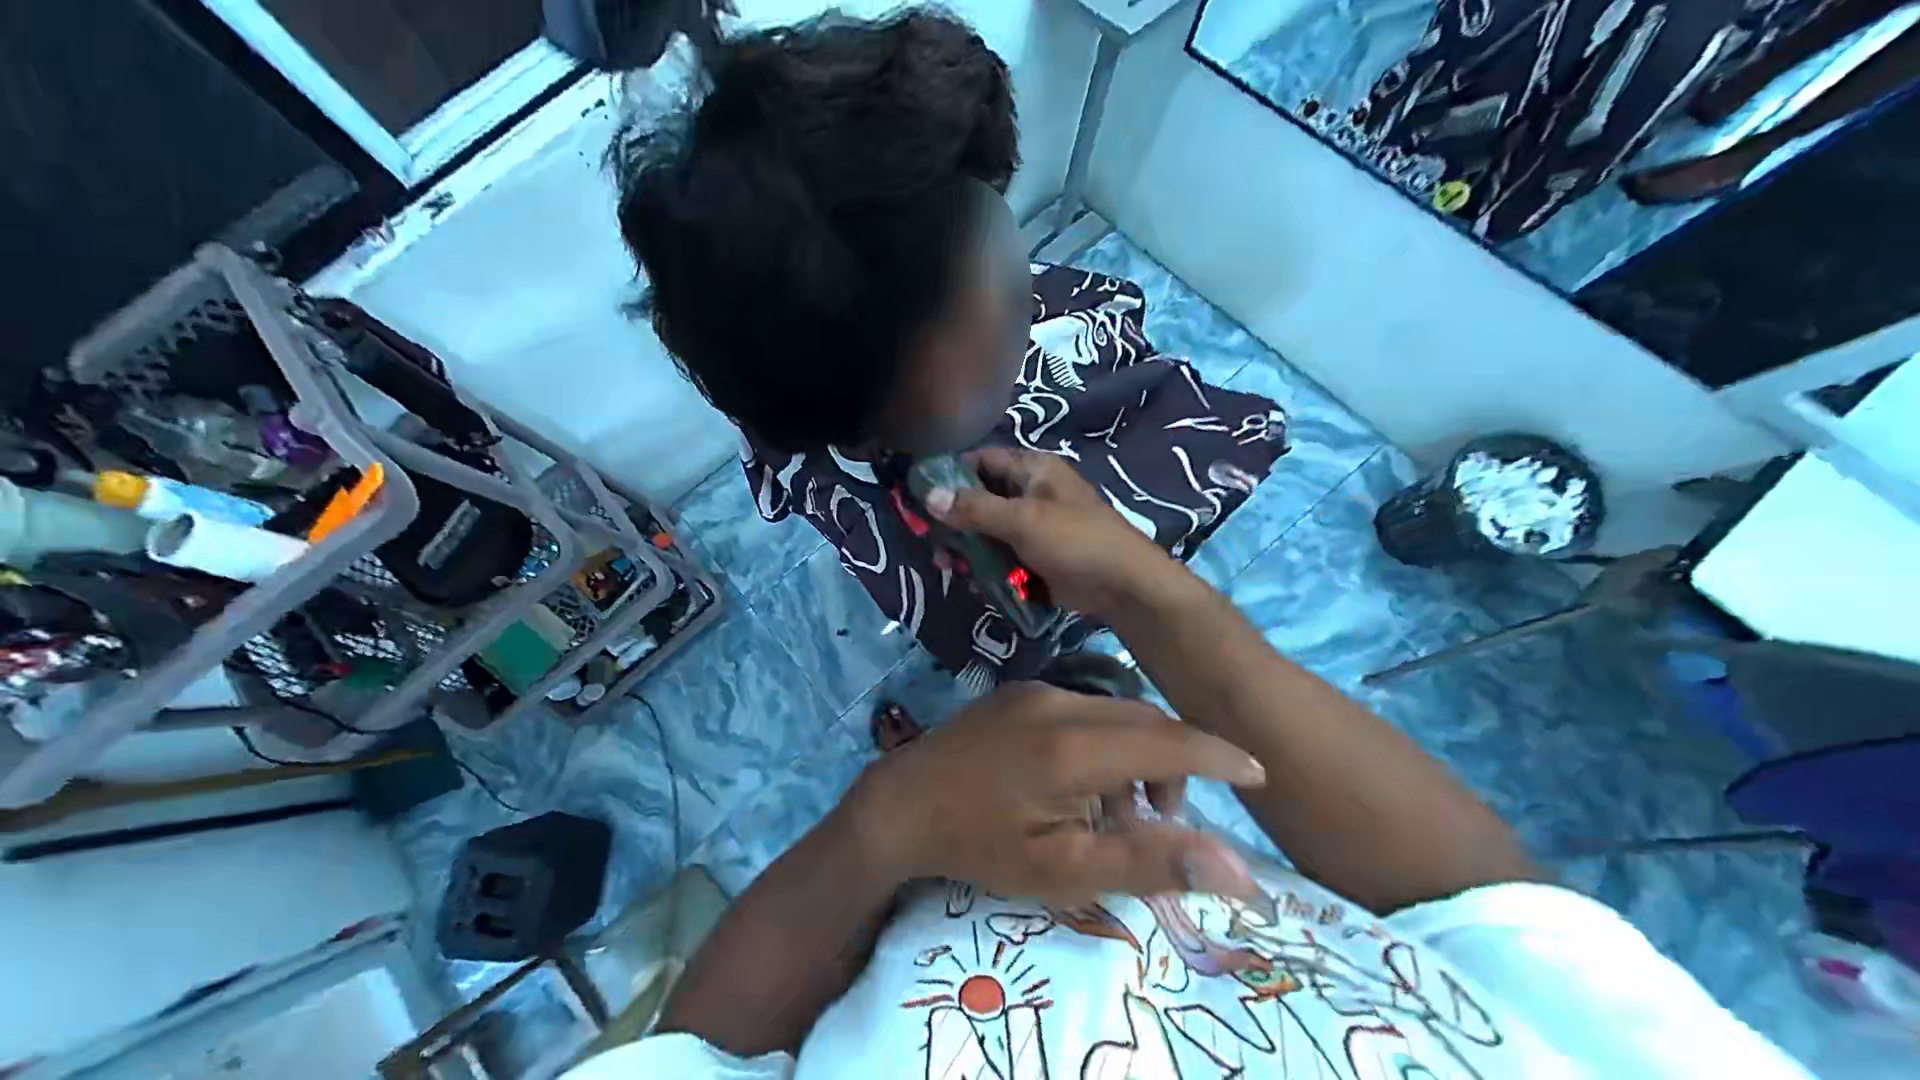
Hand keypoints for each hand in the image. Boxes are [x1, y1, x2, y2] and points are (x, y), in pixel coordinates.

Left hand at [848, 681, 1267, 907]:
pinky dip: (1103, 741)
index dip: (1220, 756)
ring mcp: (1035, 691)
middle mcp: (1060, 703)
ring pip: (1115, 712)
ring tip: (1118, 812)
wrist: (898, 804)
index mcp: (1074, 746)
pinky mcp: (1018, 693)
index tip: (1257, 772)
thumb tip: (1236, 869)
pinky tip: (1080, 783)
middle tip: (1168, 819)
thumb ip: (1148, 862)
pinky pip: (1083, 708)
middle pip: (1146, 722)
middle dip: (1176, 764)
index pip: (1171, 742)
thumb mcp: (1063, 870)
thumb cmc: (979, 845)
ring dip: (1136, 755)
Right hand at [923, 447, 1176, 619]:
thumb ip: (975, 508)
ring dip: (968, 549)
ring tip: (950, 568)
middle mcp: (1031, 493)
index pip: (982, 461)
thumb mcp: (1023, 521)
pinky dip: (988, 567)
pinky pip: (1003, 556)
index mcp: (1033, 470)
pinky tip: (973, 582)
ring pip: (988, 532)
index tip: (920, 496)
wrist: (1124, 587)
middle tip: (933, 543)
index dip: (950, 475)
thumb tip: (929, 496)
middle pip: (980, 499)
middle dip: (955, 521)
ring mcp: (1035, 527)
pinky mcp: (1037, 556)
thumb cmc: (1076, 541)